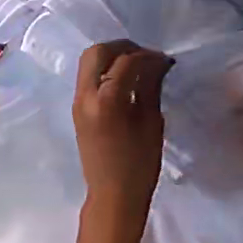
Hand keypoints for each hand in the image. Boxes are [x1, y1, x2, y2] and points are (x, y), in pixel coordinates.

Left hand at [72, 40, 172, 216]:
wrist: (112, 194)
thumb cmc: (139, 164)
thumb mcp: (151, 122)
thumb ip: (150, 87)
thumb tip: (158, 62)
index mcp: (106, 100)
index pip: (126, 62)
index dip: (148, 56)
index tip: (166, 60)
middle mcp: (85, 95)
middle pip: (97, 52)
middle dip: (123, 48)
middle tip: (147, 57)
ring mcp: (77, 101)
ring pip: (88, 62)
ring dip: (111, 57)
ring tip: (137, 67)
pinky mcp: (76, 109)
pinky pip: (87, 77)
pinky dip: (104, 70)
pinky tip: (125, 80)